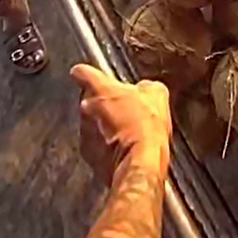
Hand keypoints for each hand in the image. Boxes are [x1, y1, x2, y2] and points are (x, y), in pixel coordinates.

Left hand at [71, 63, 170, 182]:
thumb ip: (144, 87)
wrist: (140, 164)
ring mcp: (85, 134)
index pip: (82, 72)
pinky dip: (105, 149)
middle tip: (121, 110)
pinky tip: (123, 150)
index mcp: (100, 89)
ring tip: (125, 134)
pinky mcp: (89, 158)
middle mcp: (86, 109)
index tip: (87, 74)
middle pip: (87, 100)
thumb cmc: (145, 126)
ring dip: (103, 127)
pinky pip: (95, 148)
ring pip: (91, 125)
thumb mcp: (156, 95)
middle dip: (101, 105)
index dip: (85, 73)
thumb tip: (144, 90)